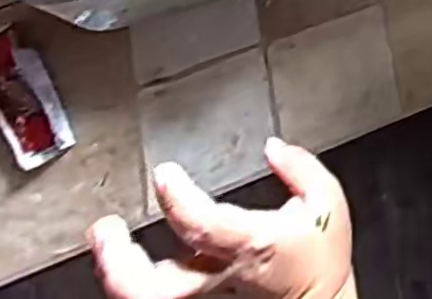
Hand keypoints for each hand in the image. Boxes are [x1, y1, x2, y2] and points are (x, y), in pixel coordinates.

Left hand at [89, 138, 354, 298]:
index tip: (164, 174)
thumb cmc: (323, 253)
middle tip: (104, 227)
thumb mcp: (327, 198)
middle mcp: (221, 278)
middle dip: (118, 260)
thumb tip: (272, 147)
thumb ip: (300, 167)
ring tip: (106, 242)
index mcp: (254, 245)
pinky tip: (130, 264)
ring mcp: (208, 298)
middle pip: (151, 286)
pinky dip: (136, 284)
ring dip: (116, 274)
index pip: (204, 225)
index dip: (179, 200)